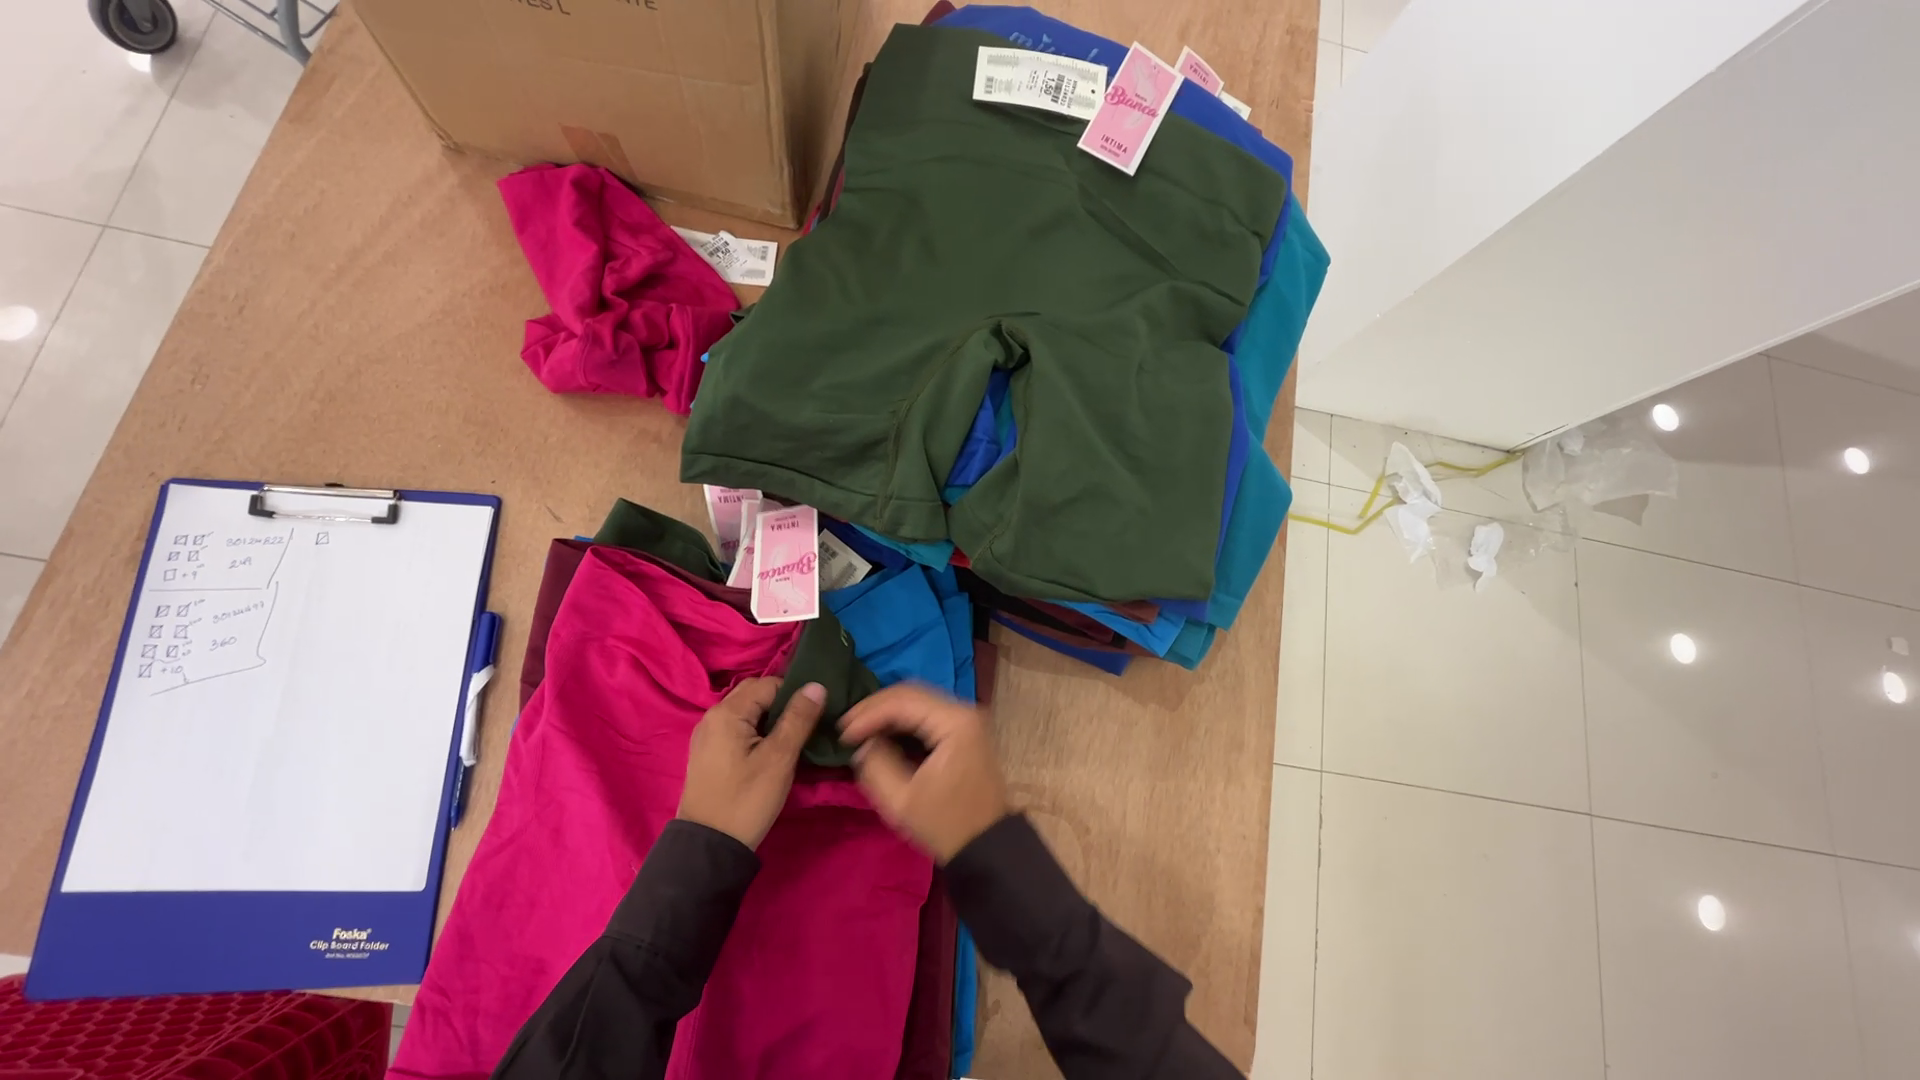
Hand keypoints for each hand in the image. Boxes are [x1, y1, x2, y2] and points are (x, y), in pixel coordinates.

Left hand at [678, 678, 823, 850]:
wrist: (709, 846)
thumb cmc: (746, 799)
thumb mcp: (779, 759)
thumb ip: (798, 718)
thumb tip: (816, 685)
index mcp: (727, 712)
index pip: (769, 684)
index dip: (795, 695)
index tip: (814, 717)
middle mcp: (712, 716)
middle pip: (755, 694)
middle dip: (782, 704)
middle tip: (805, 728)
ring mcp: (707, 735)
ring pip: (747, 712)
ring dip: (770, 719)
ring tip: (792, 740)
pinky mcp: (709, 752)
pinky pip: (737, 728)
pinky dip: (756, 732)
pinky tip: (770, 751)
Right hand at [838, 683, 1008, 862]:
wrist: (987, 845)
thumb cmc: (946, 825)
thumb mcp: (901, 801)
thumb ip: (875, 765)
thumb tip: (861, 744)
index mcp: (954, 722)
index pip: (902, 701)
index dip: (867, 714)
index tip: (842, 734)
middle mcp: (963, 710)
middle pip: (910, 692)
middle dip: (875, 707)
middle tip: (847, 726)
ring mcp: (966, 718)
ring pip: (917, 698)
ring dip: (887, 711)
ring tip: (859, 729)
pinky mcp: (963, 728)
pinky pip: (926, 711)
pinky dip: (902, 718)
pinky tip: (882, 732)